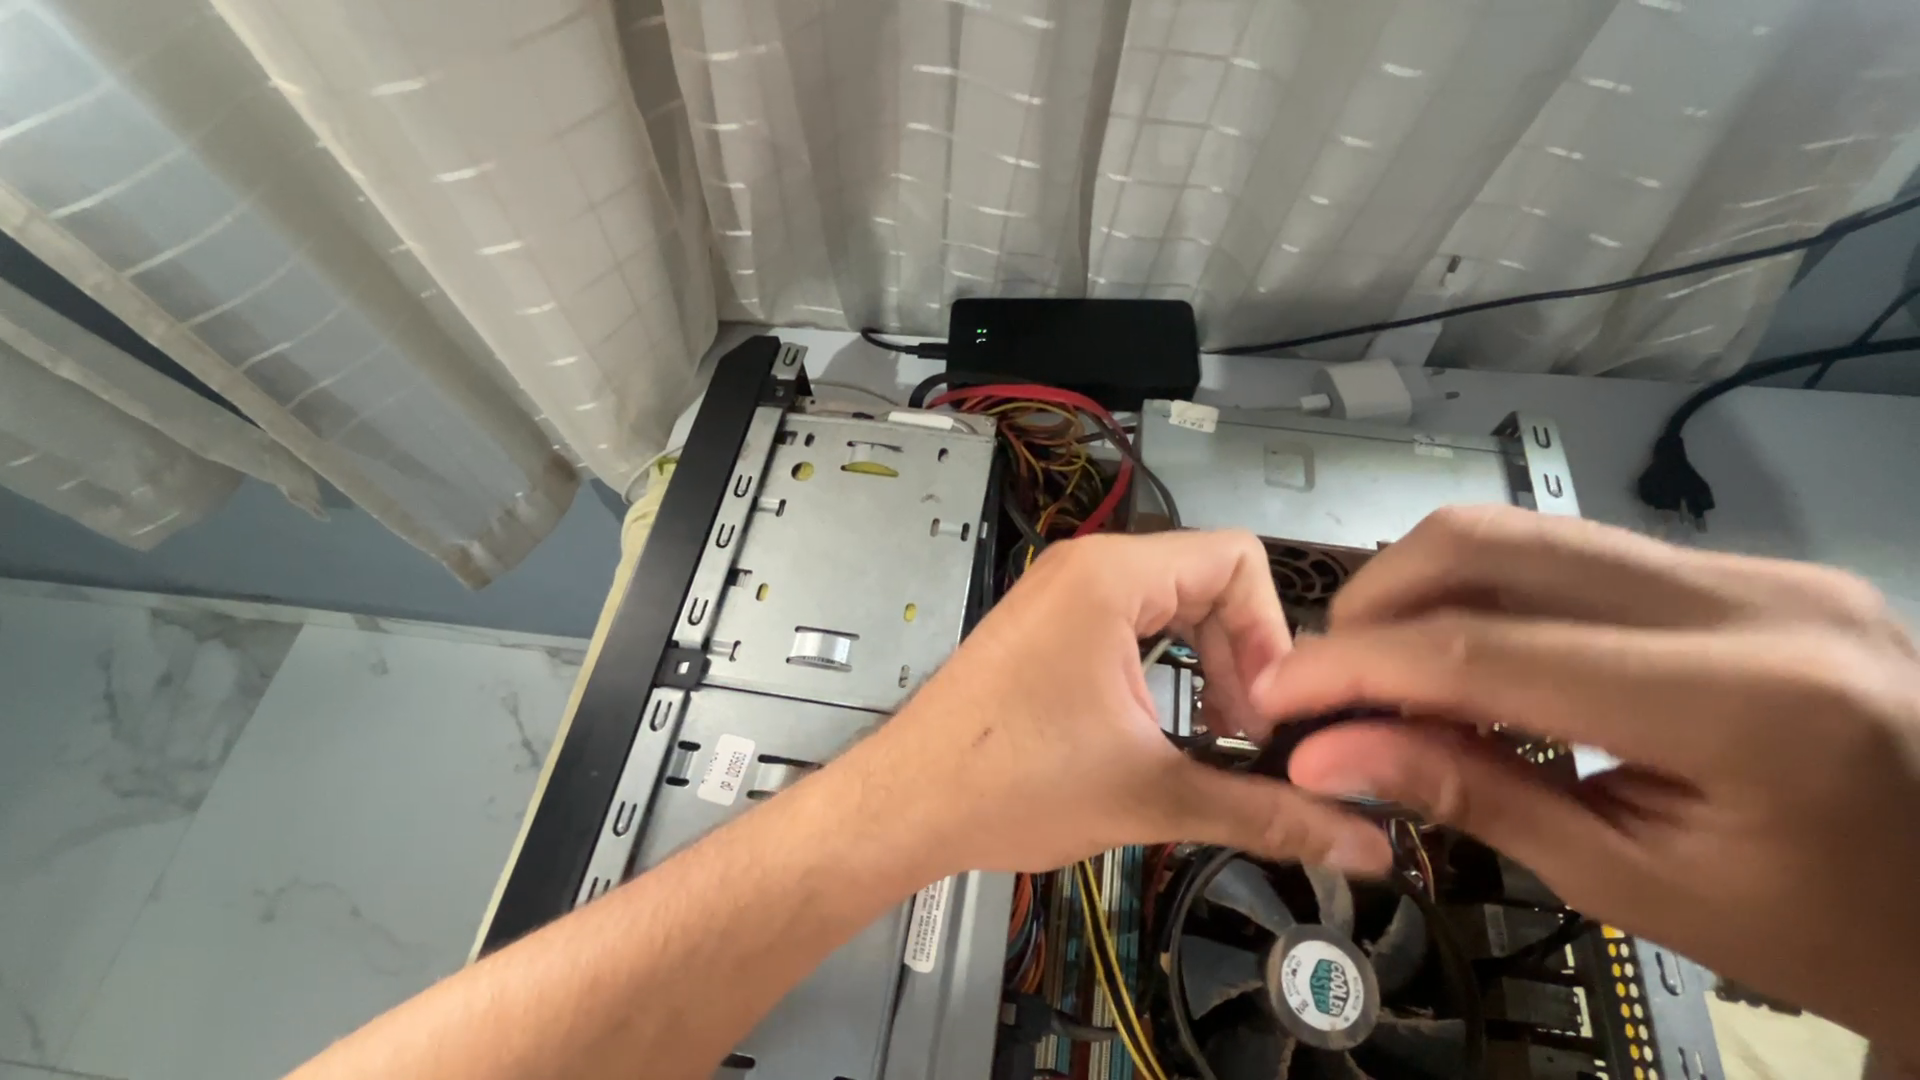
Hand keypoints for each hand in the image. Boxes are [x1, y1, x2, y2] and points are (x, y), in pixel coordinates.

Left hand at [834, 529, 1392, 877]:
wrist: (907, 802)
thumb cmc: (1011, 782)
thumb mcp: (1151, 794)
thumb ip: (1265, 813)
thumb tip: (1364, 845)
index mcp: (1111, 576)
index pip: (1237, 558)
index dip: (1271, 633)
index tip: (1267, 711)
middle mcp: (1083, 567)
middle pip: (1207, 580)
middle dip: (1240, 656)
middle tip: (1246, 735)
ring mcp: (1058, 593)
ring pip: (1170, 604)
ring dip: (1204, 665)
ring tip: (1212, 737)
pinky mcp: (1044, 625)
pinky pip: (1128, 622)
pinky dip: (1162, 665)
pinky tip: (1163, 724)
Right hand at [1258, 506, 1919, 1057]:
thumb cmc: (1821, 934)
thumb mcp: (1631, 886)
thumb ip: (1467, 797)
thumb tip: (1321, 759)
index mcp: (1747, 707)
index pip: (1485, 651)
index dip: (1355, 668)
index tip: (1274, 698)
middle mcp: (1750, 599)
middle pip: (1487, 545)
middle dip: (1371, 606)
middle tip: (1328, 681)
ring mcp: (1747, 566)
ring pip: (1513, 529)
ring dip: (1413, 590)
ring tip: (1385, 671)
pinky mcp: (1732, 564)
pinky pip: (1558, 551)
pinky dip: (1473, 594)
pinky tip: (1463, 657)